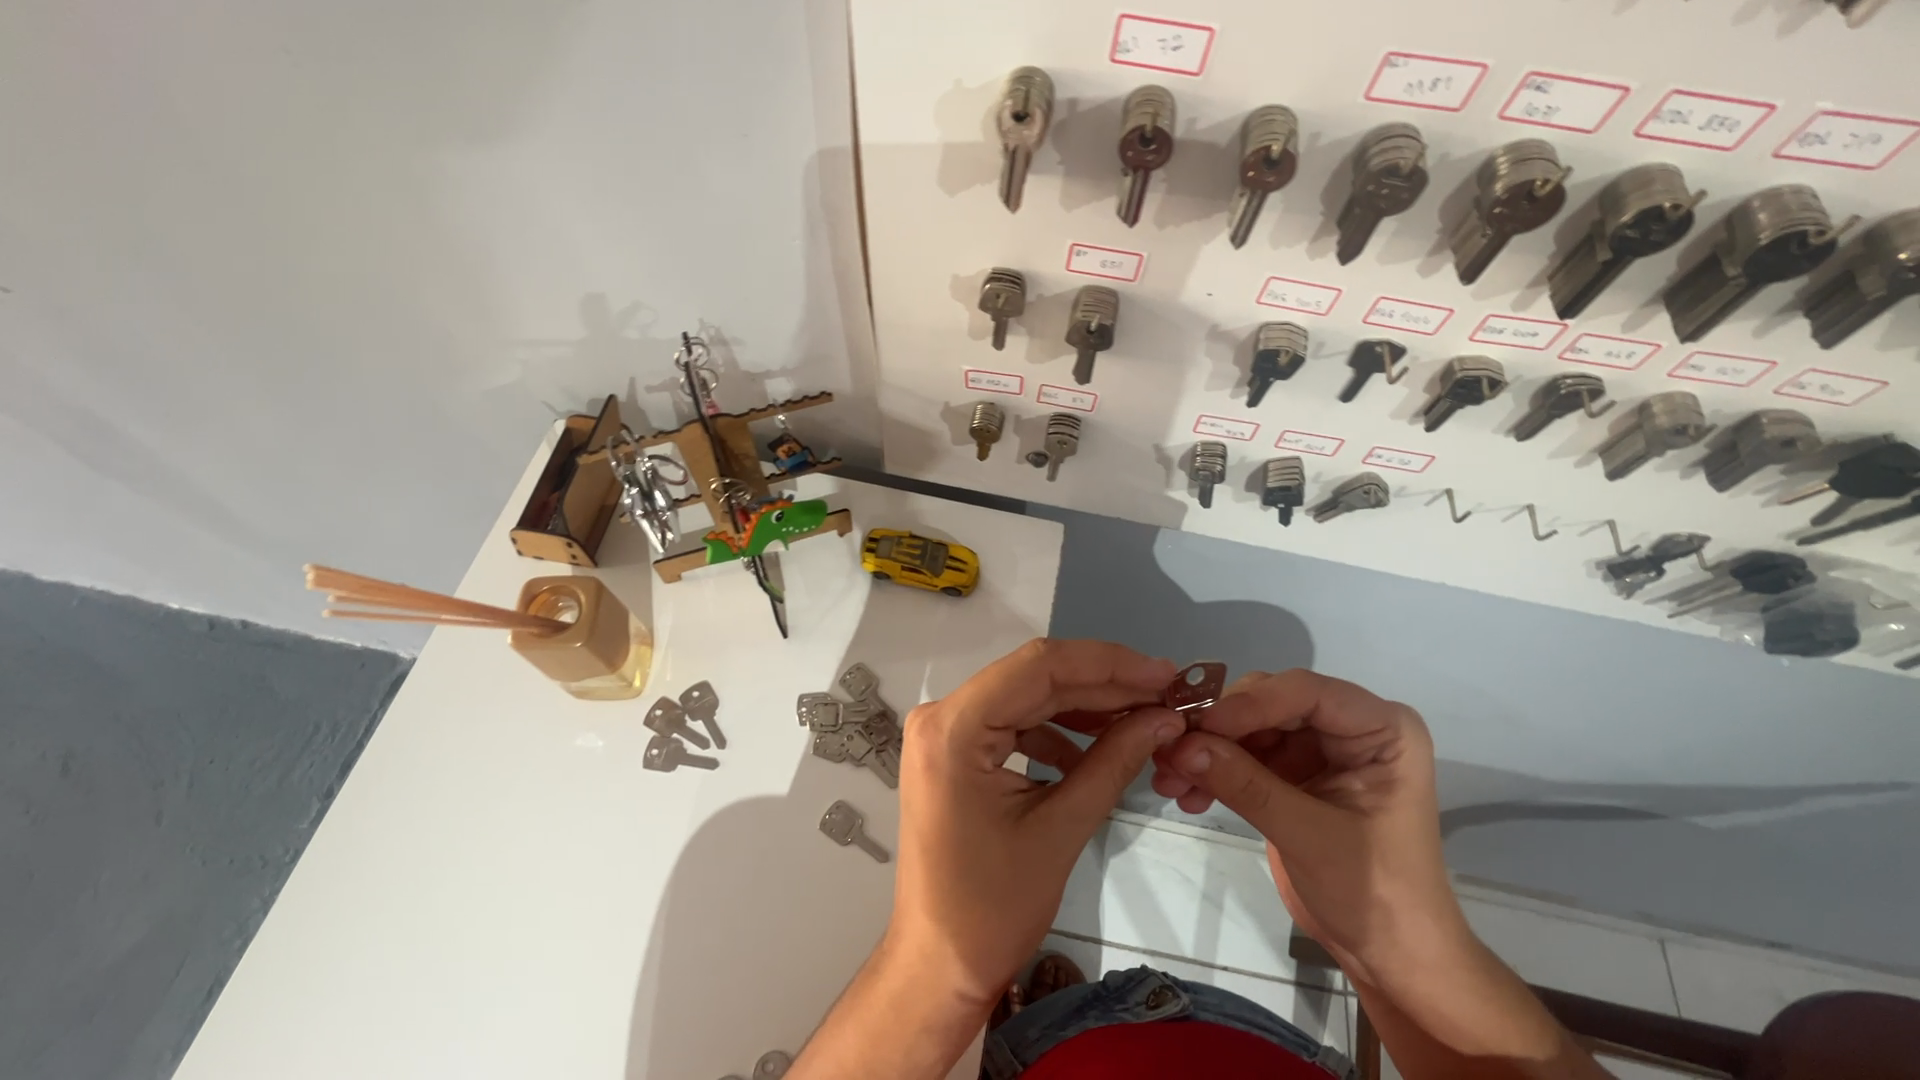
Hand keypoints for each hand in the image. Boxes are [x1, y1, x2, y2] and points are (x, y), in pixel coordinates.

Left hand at [886, 639, 1181, 1007]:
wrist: (939, 962)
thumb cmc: (992, 907)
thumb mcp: (1060, 829)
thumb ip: (1113, 761)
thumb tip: (1166, 717)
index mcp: (953, 729)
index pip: (1039, 668)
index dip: (1108, 663)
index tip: (1165, 674)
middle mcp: (940, 716)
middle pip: (1033, 679)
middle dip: (1103, 684)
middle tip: (1167, 693)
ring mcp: (943, 733)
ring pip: (1026, 698)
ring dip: (1084, 706)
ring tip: (1144, 718)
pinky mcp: (954, 752)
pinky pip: (1013, 724)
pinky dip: (1057, 731)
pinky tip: (1098, 747)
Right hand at [1150, 670, 1473, 991]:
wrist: (1390, 954)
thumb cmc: (1374, 893)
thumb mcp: (1309, 836)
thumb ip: (1246, 785)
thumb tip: (1181, 746)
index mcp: (1381, 729)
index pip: (1307, 692)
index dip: (1250, 704)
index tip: (1196, 727)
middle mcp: (1350, 728)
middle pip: (1271, 704)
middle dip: (1219, 728)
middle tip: (1170, 750)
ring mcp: (1319, 751)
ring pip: (1249, 728)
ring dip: (1207, 749)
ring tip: (1167, 777)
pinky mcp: (1293, 775)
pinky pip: (1244, 757)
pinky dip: (1213, 771)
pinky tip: (1184, 795)